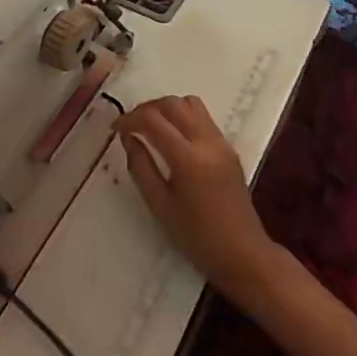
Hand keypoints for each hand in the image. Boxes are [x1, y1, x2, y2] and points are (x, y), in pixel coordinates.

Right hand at [116, 96, 280, 293]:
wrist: (241, 251)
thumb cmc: (196, 236)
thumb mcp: (159, 205)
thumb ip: (141, 167)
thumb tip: (128, 138)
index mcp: (188, 158)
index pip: (153, 120)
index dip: (129, 119)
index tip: (115, 129)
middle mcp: (207, 141)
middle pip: (173, 103)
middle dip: (146, 108)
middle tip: (129, 125)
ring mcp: (221, 142)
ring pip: (191, 104)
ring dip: (166, 108)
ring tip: (149, 127)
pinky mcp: (229, 148)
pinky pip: (203, 118)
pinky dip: (182, 116)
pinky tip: (171, 137)